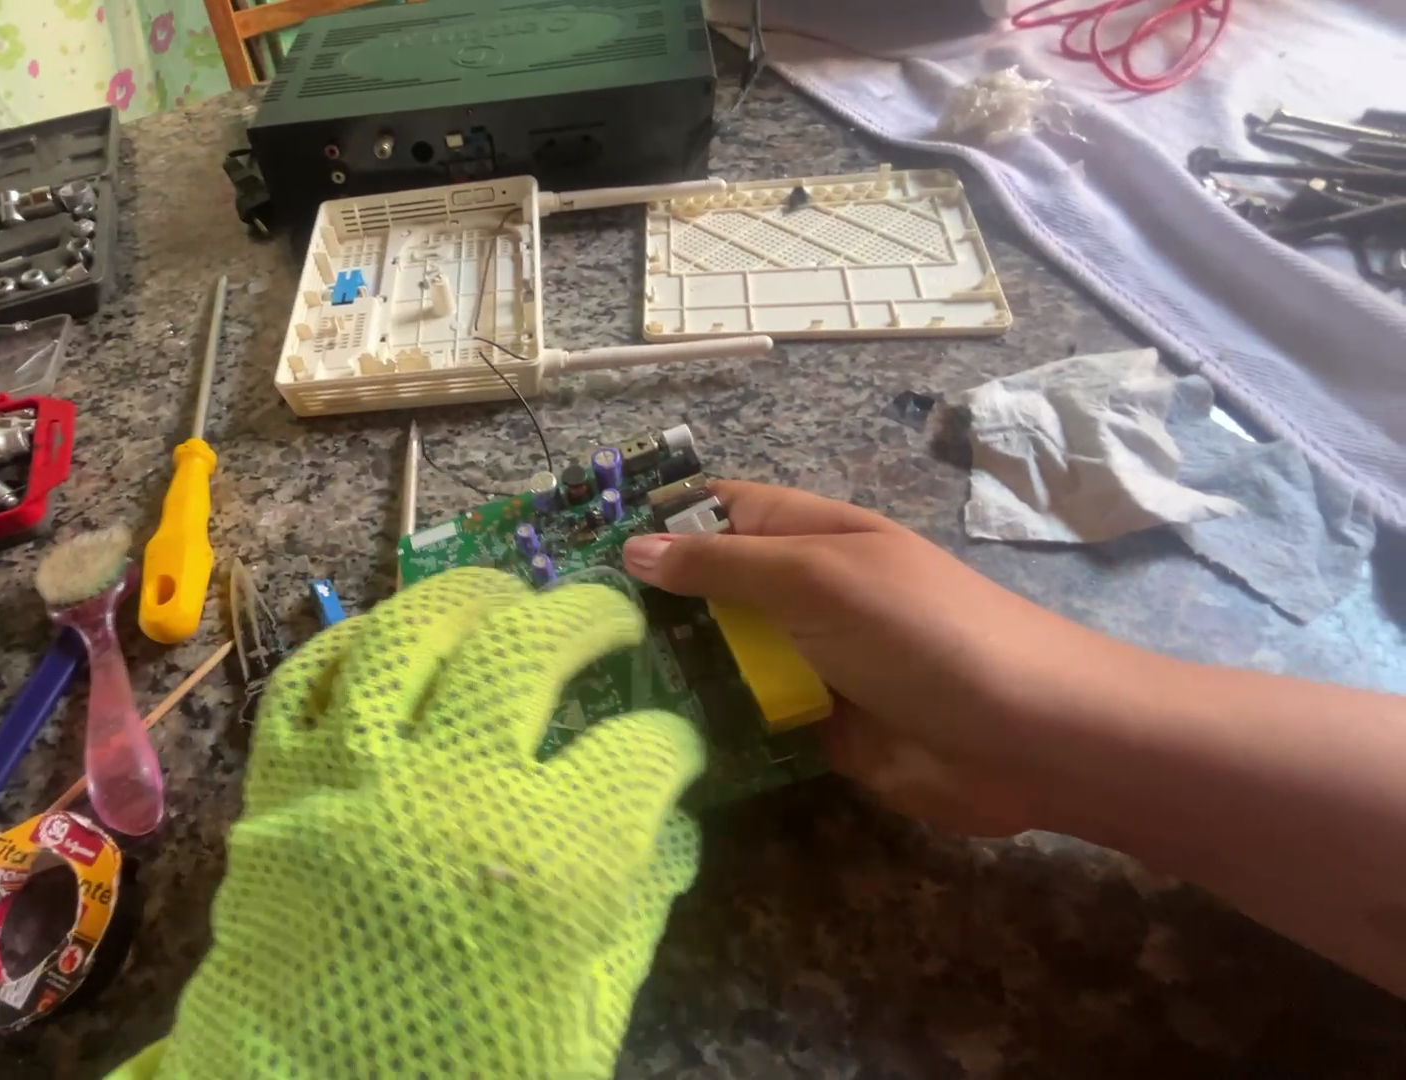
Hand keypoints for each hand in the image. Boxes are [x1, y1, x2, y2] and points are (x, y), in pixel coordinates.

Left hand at [131, 568, 704, 1078]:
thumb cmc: (451, 1077)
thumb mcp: (579, 1022)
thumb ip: (634, 912)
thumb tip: (674, 827)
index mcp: (540, 865)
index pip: (639, 754)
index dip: (671, 742)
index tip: (672, 746)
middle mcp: (442, 792)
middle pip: (523, 648)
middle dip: (586, 615)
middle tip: (611, 618)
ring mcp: (346, 774)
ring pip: (408, 632)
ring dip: (471, 596)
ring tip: (508, 596)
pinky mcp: (275, 780)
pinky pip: (308, 673)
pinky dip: (356, 641)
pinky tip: (396, 639)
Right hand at [622, 481, 1143, 836]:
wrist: (1033, 743)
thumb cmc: (923, 633)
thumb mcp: (816, 578)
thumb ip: (722, 564)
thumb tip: (633, 548)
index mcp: (799, 535)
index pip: (710, 510)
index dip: (654, 518)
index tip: (582, 543)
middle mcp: (790, 590)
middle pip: (701, 583)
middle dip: (645, 598)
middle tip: (570, 623)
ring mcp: (795, 654)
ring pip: (712, 648)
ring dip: (666, 659)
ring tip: (589, 676)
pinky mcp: (800, 714)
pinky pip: (736, 705)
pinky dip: (699, 712)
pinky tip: (641, 724)